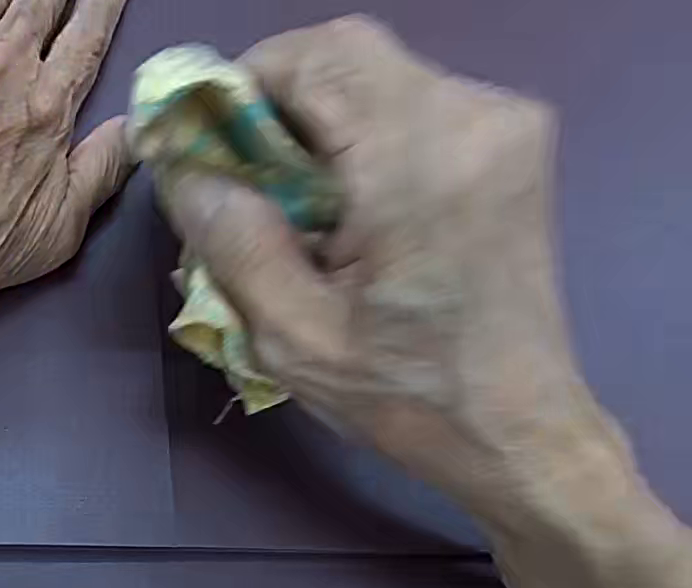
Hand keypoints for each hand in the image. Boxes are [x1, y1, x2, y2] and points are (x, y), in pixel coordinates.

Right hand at [157, 17, 631, 523]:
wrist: (508, 424)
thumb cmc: (394, 393)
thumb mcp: (290, 334)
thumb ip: (235, 243)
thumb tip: (183, 172)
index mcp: (421, 162)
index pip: (319, 60)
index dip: (238, 84)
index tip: (190, 142)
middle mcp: (475, 115)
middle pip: (347, 60)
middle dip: (264, 108)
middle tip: (220, 182)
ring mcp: (500, 125)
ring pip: (371, 84)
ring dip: (299, 132)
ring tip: (265, 211)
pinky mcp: (501, 147)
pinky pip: (400, 113)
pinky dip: (341, 148)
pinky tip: (319, 214)